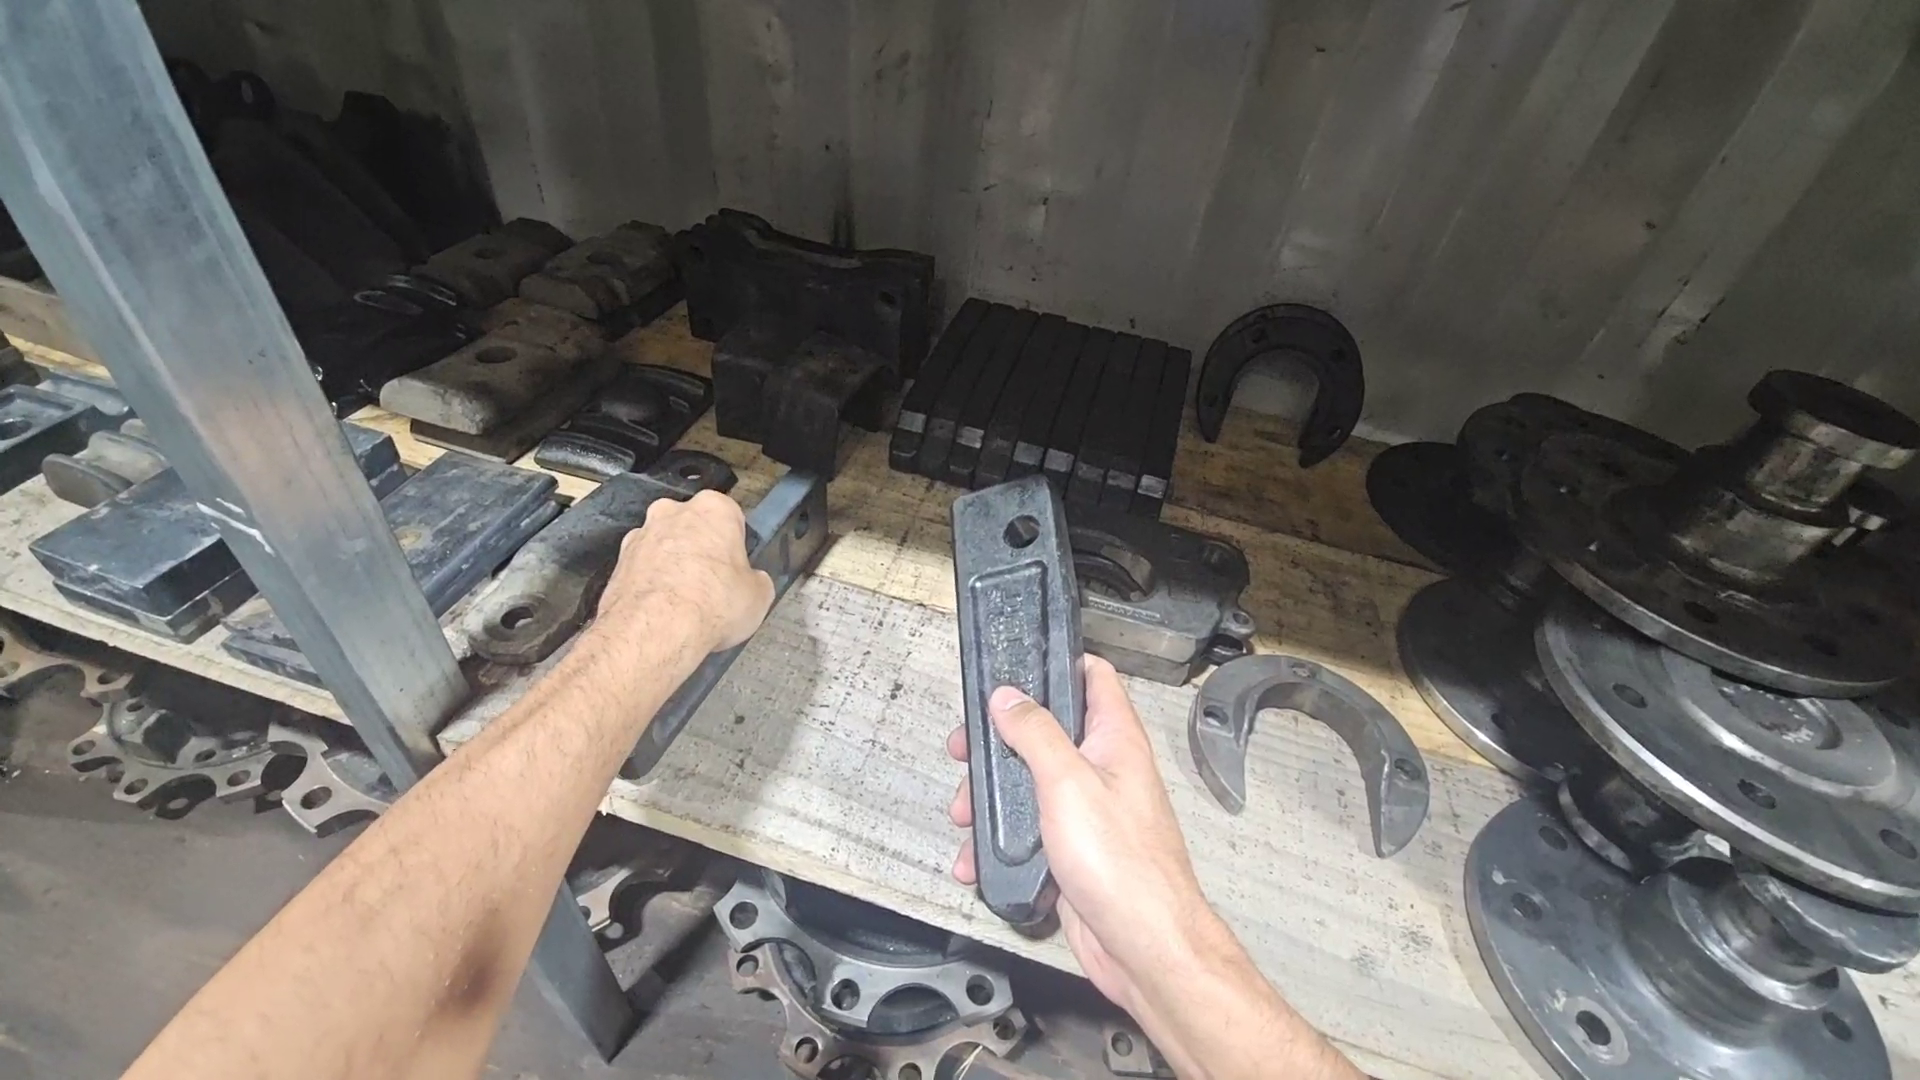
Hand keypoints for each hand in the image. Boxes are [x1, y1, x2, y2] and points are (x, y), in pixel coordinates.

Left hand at [598, 490, 773, 653]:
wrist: (654, 630)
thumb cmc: (713, 603)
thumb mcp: (760, 595)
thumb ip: (756, 580)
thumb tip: (751, 583)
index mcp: (713, 508)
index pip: (731, 517)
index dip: (735, 545)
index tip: (737, 567)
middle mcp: (672, 512)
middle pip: (692, 527)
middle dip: (700, 549)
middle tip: (713, 584)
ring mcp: (640, 535)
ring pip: (664, 546)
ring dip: (673, 566)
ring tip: (685, 603)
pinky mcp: (617, 563)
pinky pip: (642, 570)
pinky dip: (651, 585)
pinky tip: (662, 611)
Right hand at [945, 655, 1214, 1015]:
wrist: (1141, 946)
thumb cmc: (1123, 864)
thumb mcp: (1067, 782)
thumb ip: (1036, 733)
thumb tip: (1009, 696)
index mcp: (1114, 739)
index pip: (1093, 677)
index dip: (1058, 662)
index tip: (1018, 664)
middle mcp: (1102, 767)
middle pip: (1046, 730)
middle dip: (1001, 738)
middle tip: (968, 745)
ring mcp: (1086, 808)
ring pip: (1029, 782)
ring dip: (992, 795)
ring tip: (962, 811)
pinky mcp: (1071, 847)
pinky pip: (1028, 829)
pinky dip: (999, 838)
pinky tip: (976, 856)